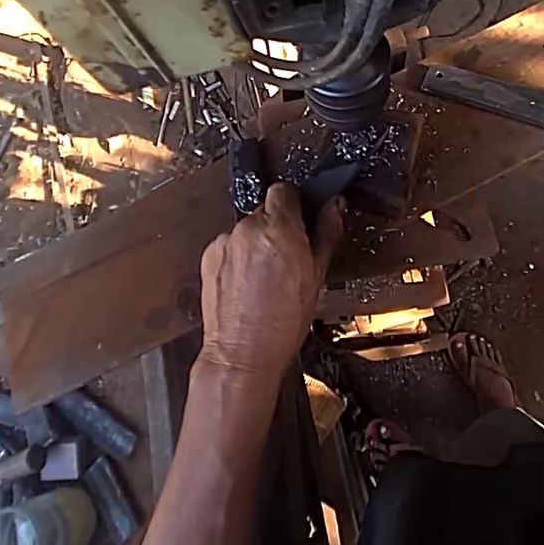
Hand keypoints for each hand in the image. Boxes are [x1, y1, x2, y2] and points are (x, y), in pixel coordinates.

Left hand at [197, 183, 343, 385]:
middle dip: (276, 228)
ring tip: (265, 278)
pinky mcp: (209, 255)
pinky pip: (228, 246)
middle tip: (287, 258)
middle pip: (264, 211)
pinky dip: (237, 258)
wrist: (242, 353)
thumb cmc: (282, 323)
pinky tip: (246, 284)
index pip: (284, 191)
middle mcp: (248, 228)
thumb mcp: (317, 277)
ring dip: (255, 244)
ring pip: (245, 230)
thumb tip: (334, 207)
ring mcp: (225, 241)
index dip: (294, 205)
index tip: (299, 220)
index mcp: (279, 228)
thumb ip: (326, 233)